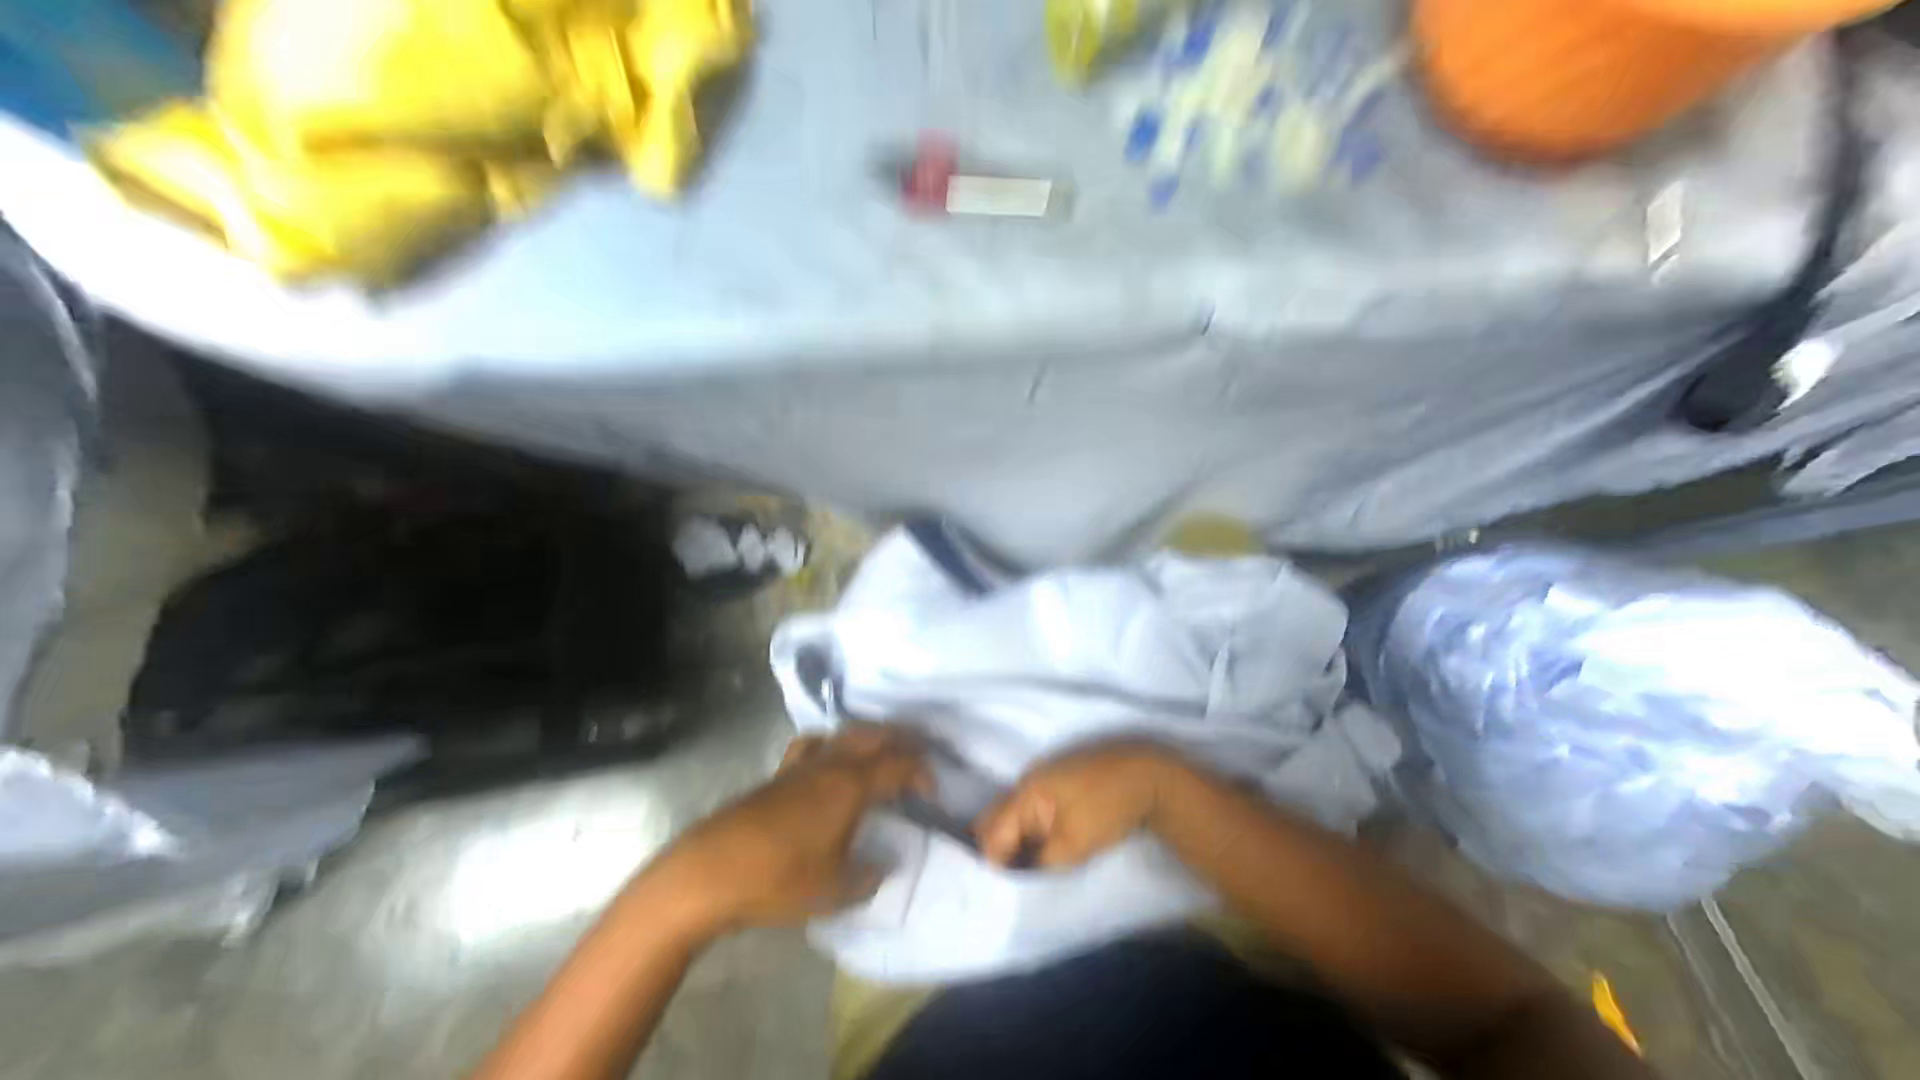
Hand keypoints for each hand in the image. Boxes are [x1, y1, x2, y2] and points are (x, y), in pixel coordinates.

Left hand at [659, 727, 928, 930]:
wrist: (710, 872)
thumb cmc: (780, 880)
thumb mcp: (835, 890)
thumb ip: (868, 877)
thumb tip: (884, 866)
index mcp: (851, 786)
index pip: (898, 765)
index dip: (922, 772)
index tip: (934, 791)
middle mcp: (830, 765)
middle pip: (873, 735)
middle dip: (902, 738)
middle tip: (921, 750)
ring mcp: (800, 766)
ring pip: (843, 734)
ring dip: (869, 735)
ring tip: (882, 749)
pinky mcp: (777, 775)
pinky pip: (813, 744)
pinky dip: (831, 744)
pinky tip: (829, 761)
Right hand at [974, 740, 1186, 869]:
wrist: (1147, 777)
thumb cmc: (1108, 809)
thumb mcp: (1074, 845)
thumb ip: (1040, 863)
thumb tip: (1020, 876)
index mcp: (1024, 794)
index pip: (992, 835)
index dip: (993, 866)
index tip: (999, 895)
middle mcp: (1025, 782)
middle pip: (994, 821)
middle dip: (996, 851)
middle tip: (1005, 883)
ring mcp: (1040, 779)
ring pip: (1011, 816)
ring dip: (1012, 842)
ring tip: (1020, 872)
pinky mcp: (1056, 784)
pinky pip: (1029, 810)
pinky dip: (1028, 832)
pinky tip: (1037, 851)